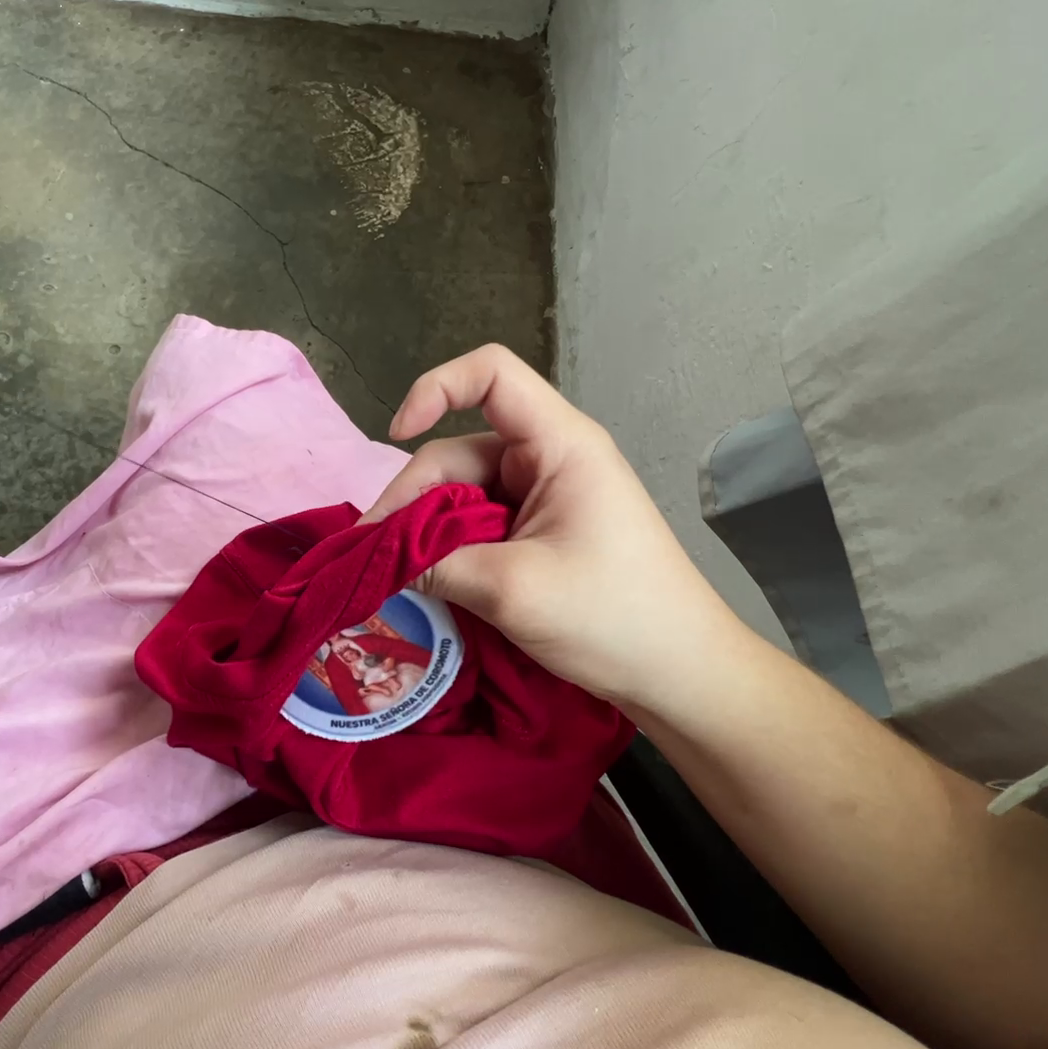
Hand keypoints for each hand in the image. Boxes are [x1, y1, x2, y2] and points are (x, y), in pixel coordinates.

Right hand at [362, 345, 748, 710]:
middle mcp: (547, 459)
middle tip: (371, 552)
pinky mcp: (536, 532)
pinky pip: (476, 524)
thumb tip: (373, 556)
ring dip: (425, 528)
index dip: (435, 389)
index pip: (491, 374)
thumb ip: (433, 565)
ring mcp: (541, 498)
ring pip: (461, 494)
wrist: (676, 673)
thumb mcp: (510, 590)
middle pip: (459, 451)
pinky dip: (446, 546)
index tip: (397, 435)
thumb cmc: (611, 618)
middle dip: (412, 496)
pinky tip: (426, 578)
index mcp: (559, 446)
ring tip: (392, 572)